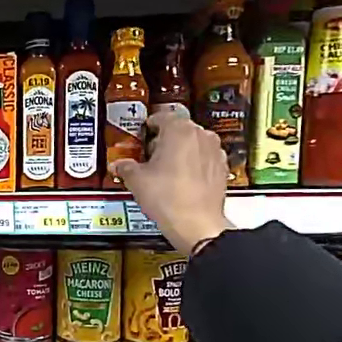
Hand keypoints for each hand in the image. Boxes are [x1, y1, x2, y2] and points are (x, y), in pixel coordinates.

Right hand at [111, 110, 230, 254]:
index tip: (143, 131)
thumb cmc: (169, 198)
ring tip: (165, 168)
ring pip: (194, 143)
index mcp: (178, 130)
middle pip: (179, 129)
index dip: (150, 124)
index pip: (162, 116)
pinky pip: (204, 160)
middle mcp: (200, 136)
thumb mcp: (137, 180)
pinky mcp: (222, 169)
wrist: (196, 224)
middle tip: (150, 153)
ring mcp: (214, 152)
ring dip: (180, 151)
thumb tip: (119, 165)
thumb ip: (126, 167)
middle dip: (164, 139)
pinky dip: (193, 164)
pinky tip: (181, 180)